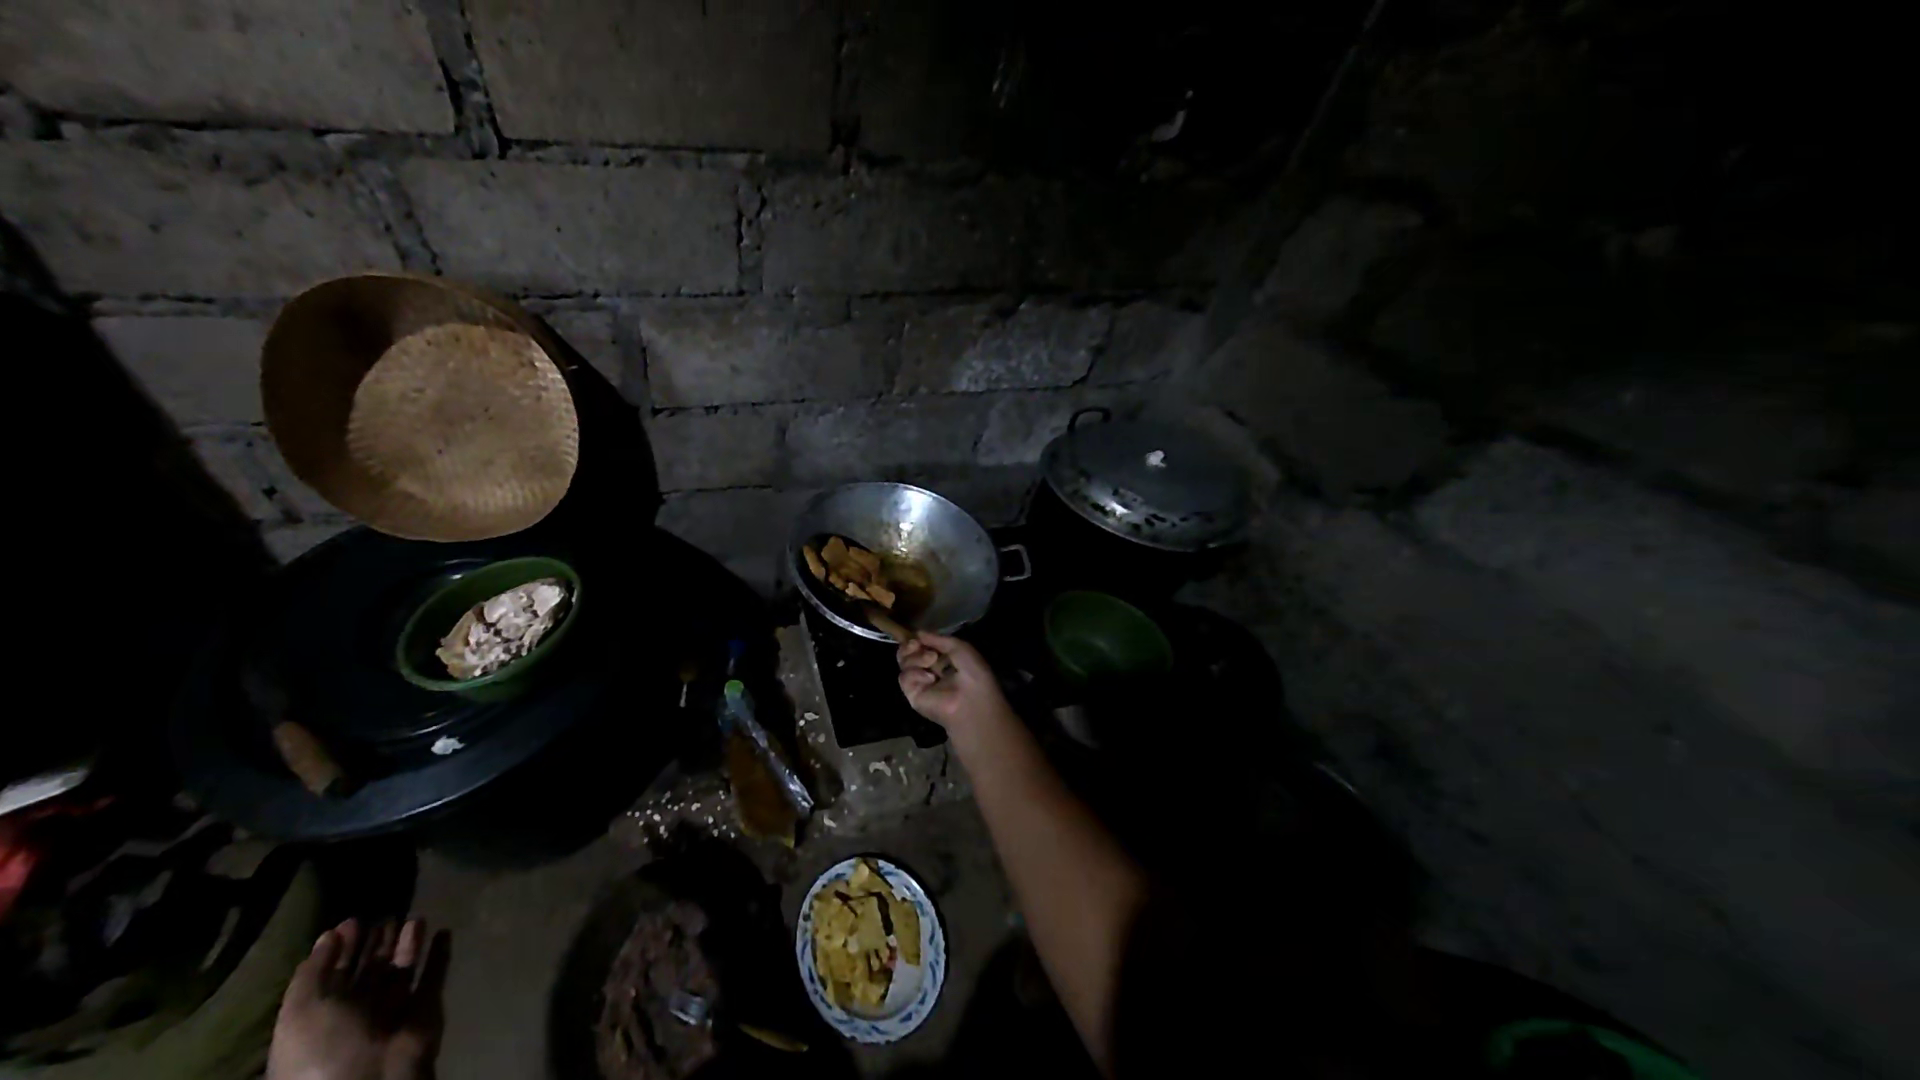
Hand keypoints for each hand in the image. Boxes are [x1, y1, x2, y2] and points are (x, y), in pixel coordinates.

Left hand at [267, 918, 450, 1079]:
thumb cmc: (324, 1048)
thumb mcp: (301, 1010)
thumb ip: (313, 972)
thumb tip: (330, 933)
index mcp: (321, 1016)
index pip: (333, 975)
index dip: (341, 948)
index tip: (353, 920)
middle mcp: (357, 1011)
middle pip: (369, 970)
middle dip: (376, 943)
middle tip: (387, 915)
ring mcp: (394, 1009)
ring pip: (402, 969)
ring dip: (408, 943)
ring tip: (414, 918)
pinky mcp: (426, 1006)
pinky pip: (435, 975)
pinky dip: (440, 954)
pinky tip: (443, 932)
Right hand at [896, 631, 1009, 733]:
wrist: (972, 700)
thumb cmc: (972, 672)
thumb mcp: (959, 647)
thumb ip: (938, 639)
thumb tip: (918, 633)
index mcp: (942, 659)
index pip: (921, 645)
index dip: (918, 639)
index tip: (918, 635)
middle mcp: (929, 669)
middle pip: (908, 653)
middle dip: (910, 646)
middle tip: (917, 644)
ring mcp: (920, 682)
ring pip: (904, 663)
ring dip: (916, 657)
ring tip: (931, 659)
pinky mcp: (912, 694)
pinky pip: (904, 677)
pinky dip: (915, 674)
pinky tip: (930, 679)